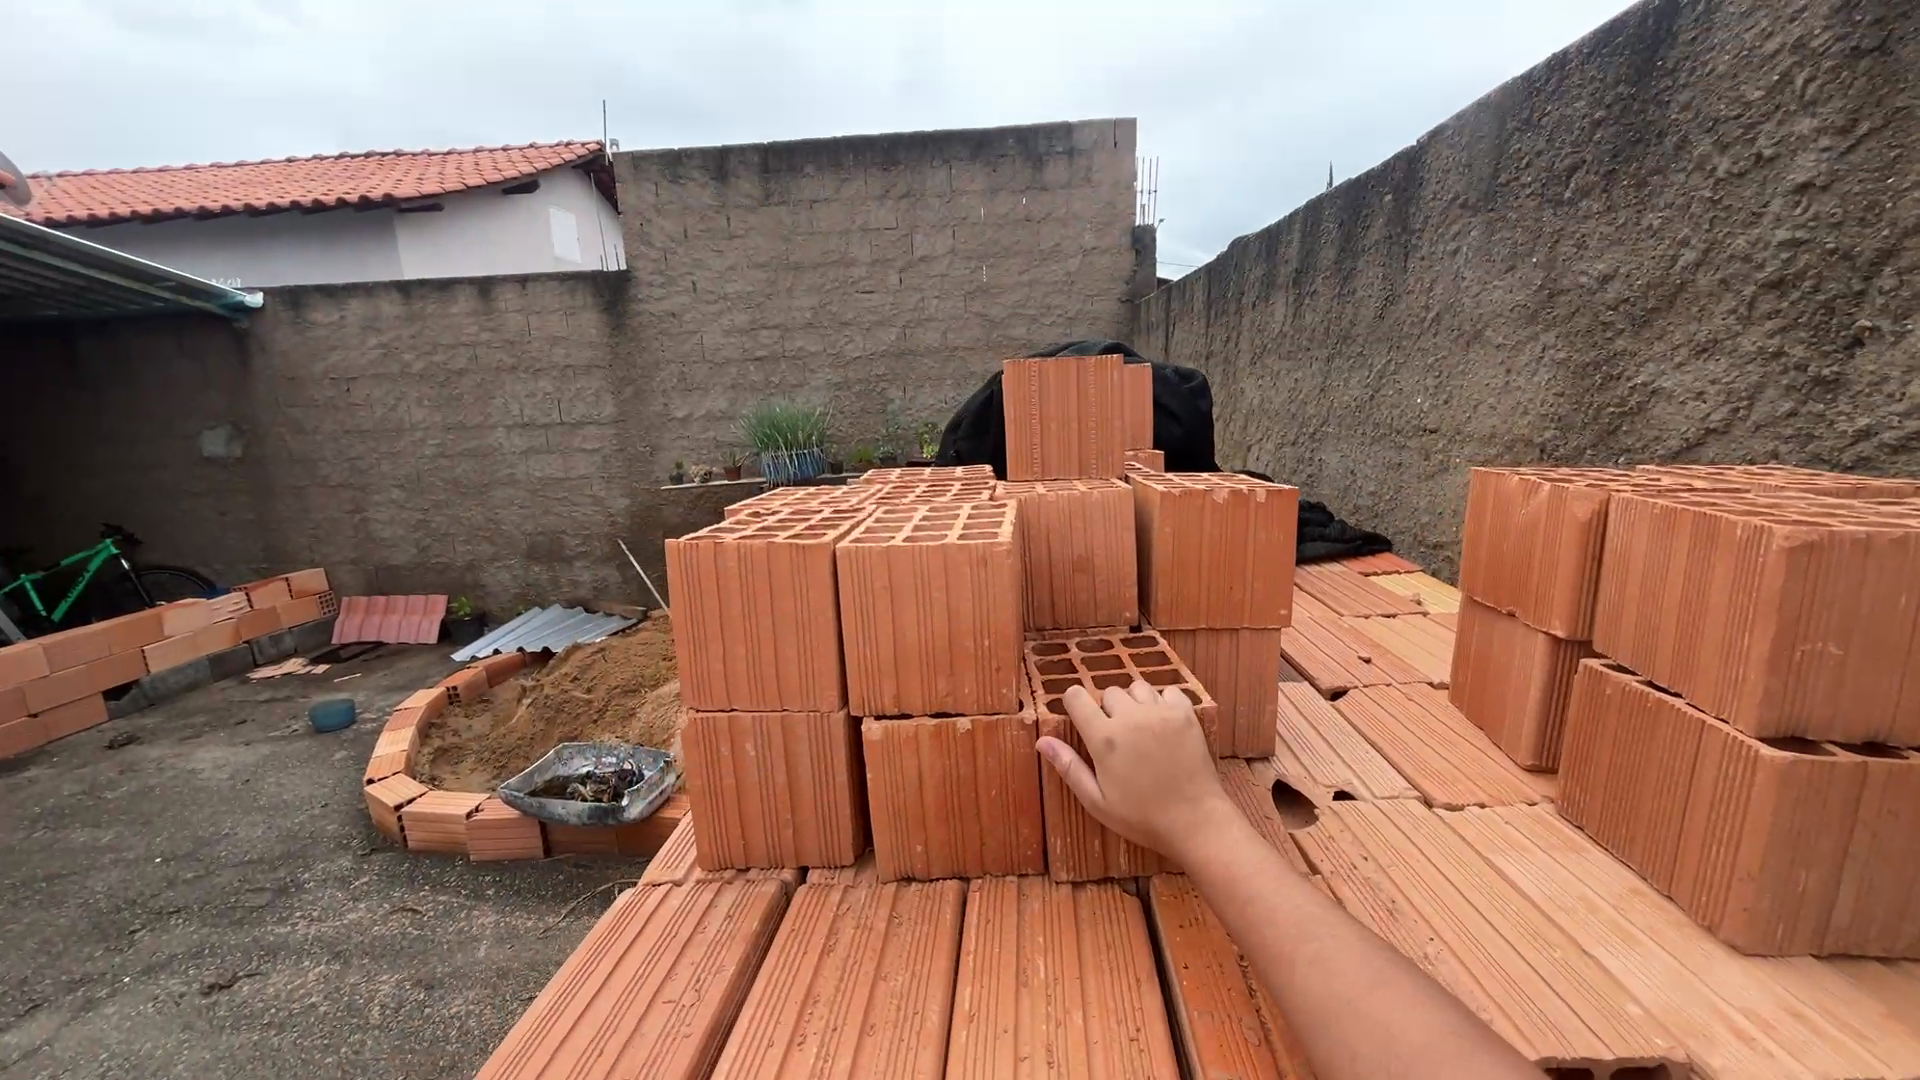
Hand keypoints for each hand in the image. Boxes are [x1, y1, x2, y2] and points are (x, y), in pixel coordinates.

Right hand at [1036, 680, 1237, 859]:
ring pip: (1137, 688)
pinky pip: (1168, 692)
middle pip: (1108, 692)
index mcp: (1104, 738)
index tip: (1081, 718)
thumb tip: (1042, 741)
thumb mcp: (1097, 801)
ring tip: (1141, 729)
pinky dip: (1163, 703)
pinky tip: (1164, 725)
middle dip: (1108, 709)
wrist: (1195, 822)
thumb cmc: (1141, 817)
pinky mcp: (1185, 715)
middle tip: (1118, 738)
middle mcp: (1130, 718)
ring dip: (1135, 703)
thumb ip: (1069, 767)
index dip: (1074, 704)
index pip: (1076, 696)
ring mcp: (1160, 713)